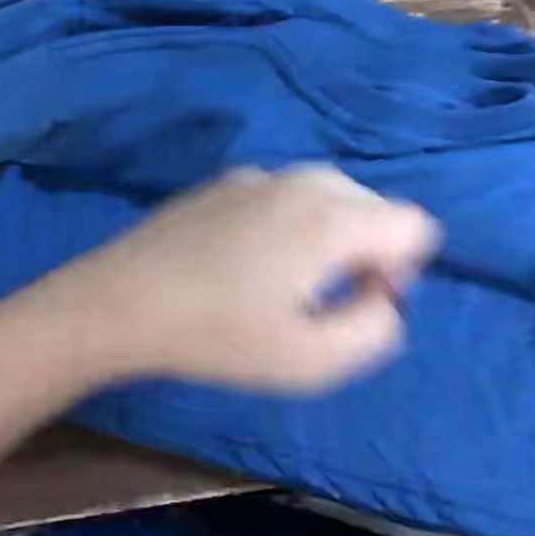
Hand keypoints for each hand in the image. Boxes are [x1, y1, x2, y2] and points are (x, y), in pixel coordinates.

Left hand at [29, 165, 441, 392]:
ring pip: (328, 193)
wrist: (122, 300)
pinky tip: (250, 258)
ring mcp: (258, 175)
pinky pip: (285, 192)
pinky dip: (292, 219)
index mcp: (331, 219)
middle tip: (330, 295)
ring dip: (332, 231)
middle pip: (373, 204)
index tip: (362, 300)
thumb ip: (375, 330)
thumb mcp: (310, 360)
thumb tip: (385, 297)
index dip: (404, 268)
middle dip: (372, 247)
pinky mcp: (223, 181)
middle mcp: (301, 182)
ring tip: (292, 278)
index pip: (413, 224)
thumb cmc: (218, 336)